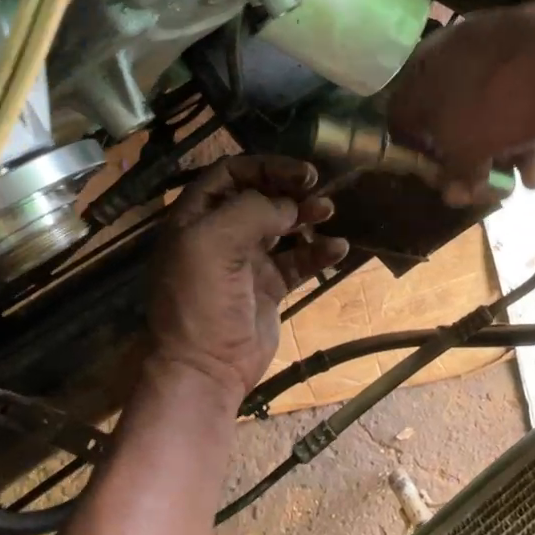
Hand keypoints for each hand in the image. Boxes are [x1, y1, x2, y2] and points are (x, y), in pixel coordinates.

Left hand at [147, 156, 348, 397]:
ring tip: (329, 212)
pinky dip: (319, 253)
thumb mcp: (215, 242)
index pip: (232, 174)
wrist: (205, 367)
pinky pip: (298, 261)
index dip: (267, 167)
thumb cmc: (202, 299)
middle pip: (260, 196)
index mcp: (196, 217)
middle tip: (318, 189)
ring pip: (282, 226)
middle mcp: (220, 234)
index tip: (302, 173)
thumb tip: (289, 204)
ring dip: (307, 216)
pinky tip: (338, 249)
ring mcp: (245, 262)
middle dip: (290, 189)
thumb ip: (253, 210)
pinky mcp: (269, 287)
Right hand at [386, 1, 534, 203]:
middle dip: (467, 157)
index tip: (437, 179)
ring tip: (520, 185)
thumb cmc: (497, 100)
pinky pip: (519, 99)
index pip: (402, 116)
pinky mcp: (532, 54)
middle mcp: (451, 55)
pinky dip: (526, 133)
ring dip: (502, 152)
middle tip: (482, 187)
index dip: (415, 154)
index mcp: (421, 71)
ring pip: (488, 109)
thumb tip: (451, 193)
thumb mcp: (466, 146)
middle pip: (449, 116)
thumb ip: (454, 172)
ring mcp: (493, 51)